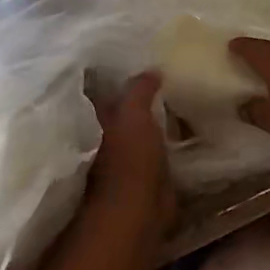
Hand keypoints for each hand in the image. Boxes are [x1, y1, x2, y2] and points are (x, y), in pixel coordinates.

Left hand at [86, 72, 174, 236]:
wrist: (137, 211)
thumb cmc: (128, 159)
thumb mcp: (134, 114)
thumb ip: (139, 90)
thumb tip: (152, 69)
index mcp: (91, 121)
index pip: (94, 89)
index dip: (107, 74)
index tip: (127, 58)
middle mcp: (98, 138)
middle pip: (113, 110)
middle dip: (127, 96)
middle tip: (156, 75)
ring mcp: (117, 159)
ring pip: (132, 130)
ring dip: (146, 119)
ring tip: (172, 97)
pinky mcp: (138, 176)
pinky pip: (150, 149)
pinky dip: (160, 140)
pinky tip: (179, 127)